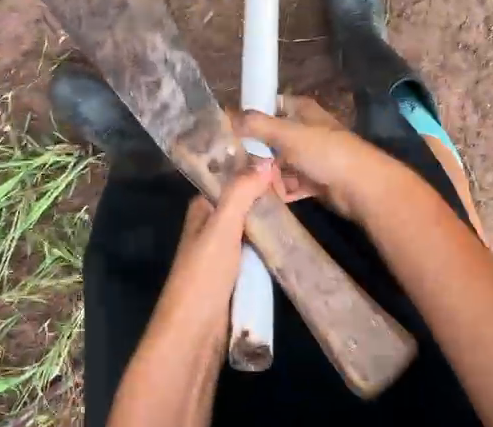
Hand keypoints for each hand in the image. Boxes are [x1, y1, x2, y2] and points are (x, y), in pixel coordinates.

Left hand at [108, 164, 279, 426]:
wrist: (193, 334)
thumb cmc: (203, 276)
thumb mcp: (222, 227)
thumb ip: (241, 192)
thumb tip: (267, 158)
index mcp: (203, 207)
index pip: (231, 176)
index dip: (254, 168)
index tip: (284, 164)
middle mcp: (211, 224)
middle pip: (244, 200)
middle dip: (267, 194)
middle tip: (296, 185)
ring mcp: (224, 250)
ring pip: (253, 225)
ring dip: (272, 219)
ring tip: (299, 206)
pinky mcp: (236, 273)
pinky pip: (258, 249)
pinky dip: (272, 242)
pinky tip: (290, 237)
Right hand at [242, 96, 413, 219]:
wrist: (361, 187)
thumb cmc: (325, 152)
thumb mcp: (288, 133)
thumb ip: (257, 125)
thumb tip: (227, 115)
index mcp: (303, 111)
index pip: (272, 106)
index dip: (253, 115)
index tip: (230, 129)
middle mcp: (306, 131)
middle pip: (273, 138)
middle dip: (256, 151)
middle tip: (232, 163)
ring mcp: (311, 158)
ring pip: (280, 163)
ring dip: (266, 174)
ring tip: (244, 184)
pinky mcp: (314, 182)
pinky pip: (289, 184)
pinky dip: (279, 190)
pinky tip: (262, 197)